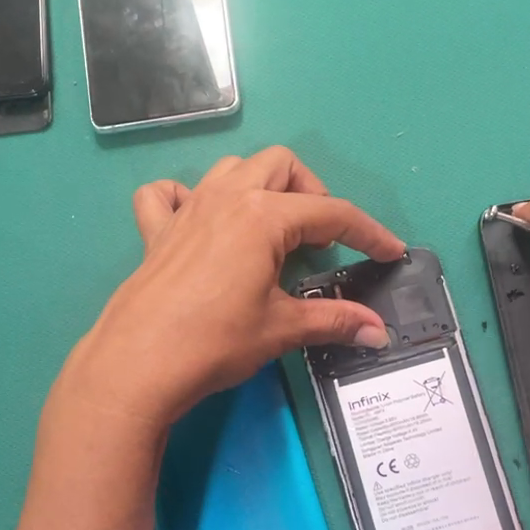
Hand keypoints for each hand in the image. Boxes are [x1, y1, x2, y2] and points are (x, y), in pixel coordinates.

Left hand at [59, 147, 405, 428]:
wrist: (139, 362)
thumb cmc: (216, 342)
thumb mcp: (281, 328)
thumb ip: (333, 321)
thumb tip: (378, 333)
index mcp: (263, 216)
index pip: (331, 212)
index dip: (368, 233)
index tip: (390, 252)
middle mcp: (226, 197)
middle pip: (281, 167)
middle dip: (312, 193)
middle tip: (322, 239)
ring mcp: (187, 209)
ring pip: (232, 169)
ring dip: (261, 187)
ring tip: (273, 229)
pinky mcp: (156, 231)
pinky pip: (169, 193)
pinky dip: (188, 197)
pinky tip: (200, 223)